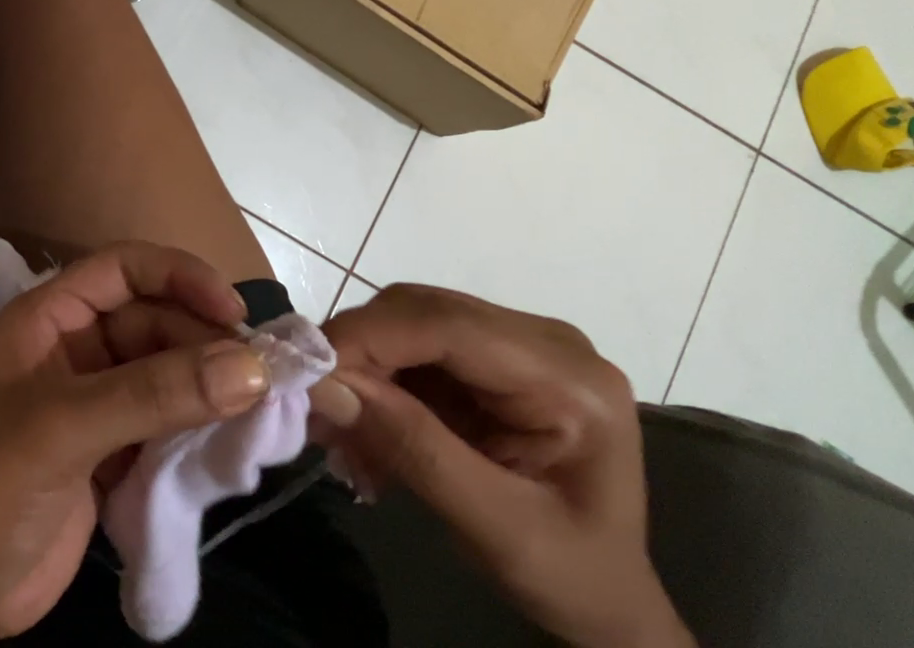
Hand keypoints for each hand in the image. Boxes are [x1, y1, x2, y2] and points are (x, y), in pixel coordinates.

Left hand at [0, 243, 271, 647]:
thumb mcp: (58, 430)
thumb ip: (151, 394)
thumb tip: (251, 365)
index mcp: (46, 321)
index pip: (122, 270)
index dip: (179, 277)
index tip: (234, 314)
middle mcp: (74, 352)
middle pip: (156, 323)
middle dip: (205, 343)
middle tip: (261, 381)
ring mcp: (94, 405)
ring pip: (167, 374)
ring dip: (210, 388)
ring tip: (260, 413)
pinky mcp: (111, 455)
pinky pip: (167, 423)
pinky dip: (200, 429)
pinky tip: (232, 444)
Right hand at [312, 285, 693, 647]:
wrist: (608, 601)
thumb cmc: (571, 575)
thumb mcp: (497, 528)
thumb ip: (416, 449)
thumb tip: (327, 386)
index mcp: (569, 379)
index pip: (448, 326)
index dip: (368, 338)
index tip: (304, 376)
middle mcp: (544, 342)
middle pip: (422, 313)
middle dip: (356, 353)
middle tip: (311, 411)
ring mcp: (516, 347)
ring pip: (406, 324)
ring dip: (360, 371)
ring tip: (334, 432)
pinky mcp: (490, 362)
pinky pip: (411, 352)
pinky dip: (375, 386)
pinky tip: (362, 432)